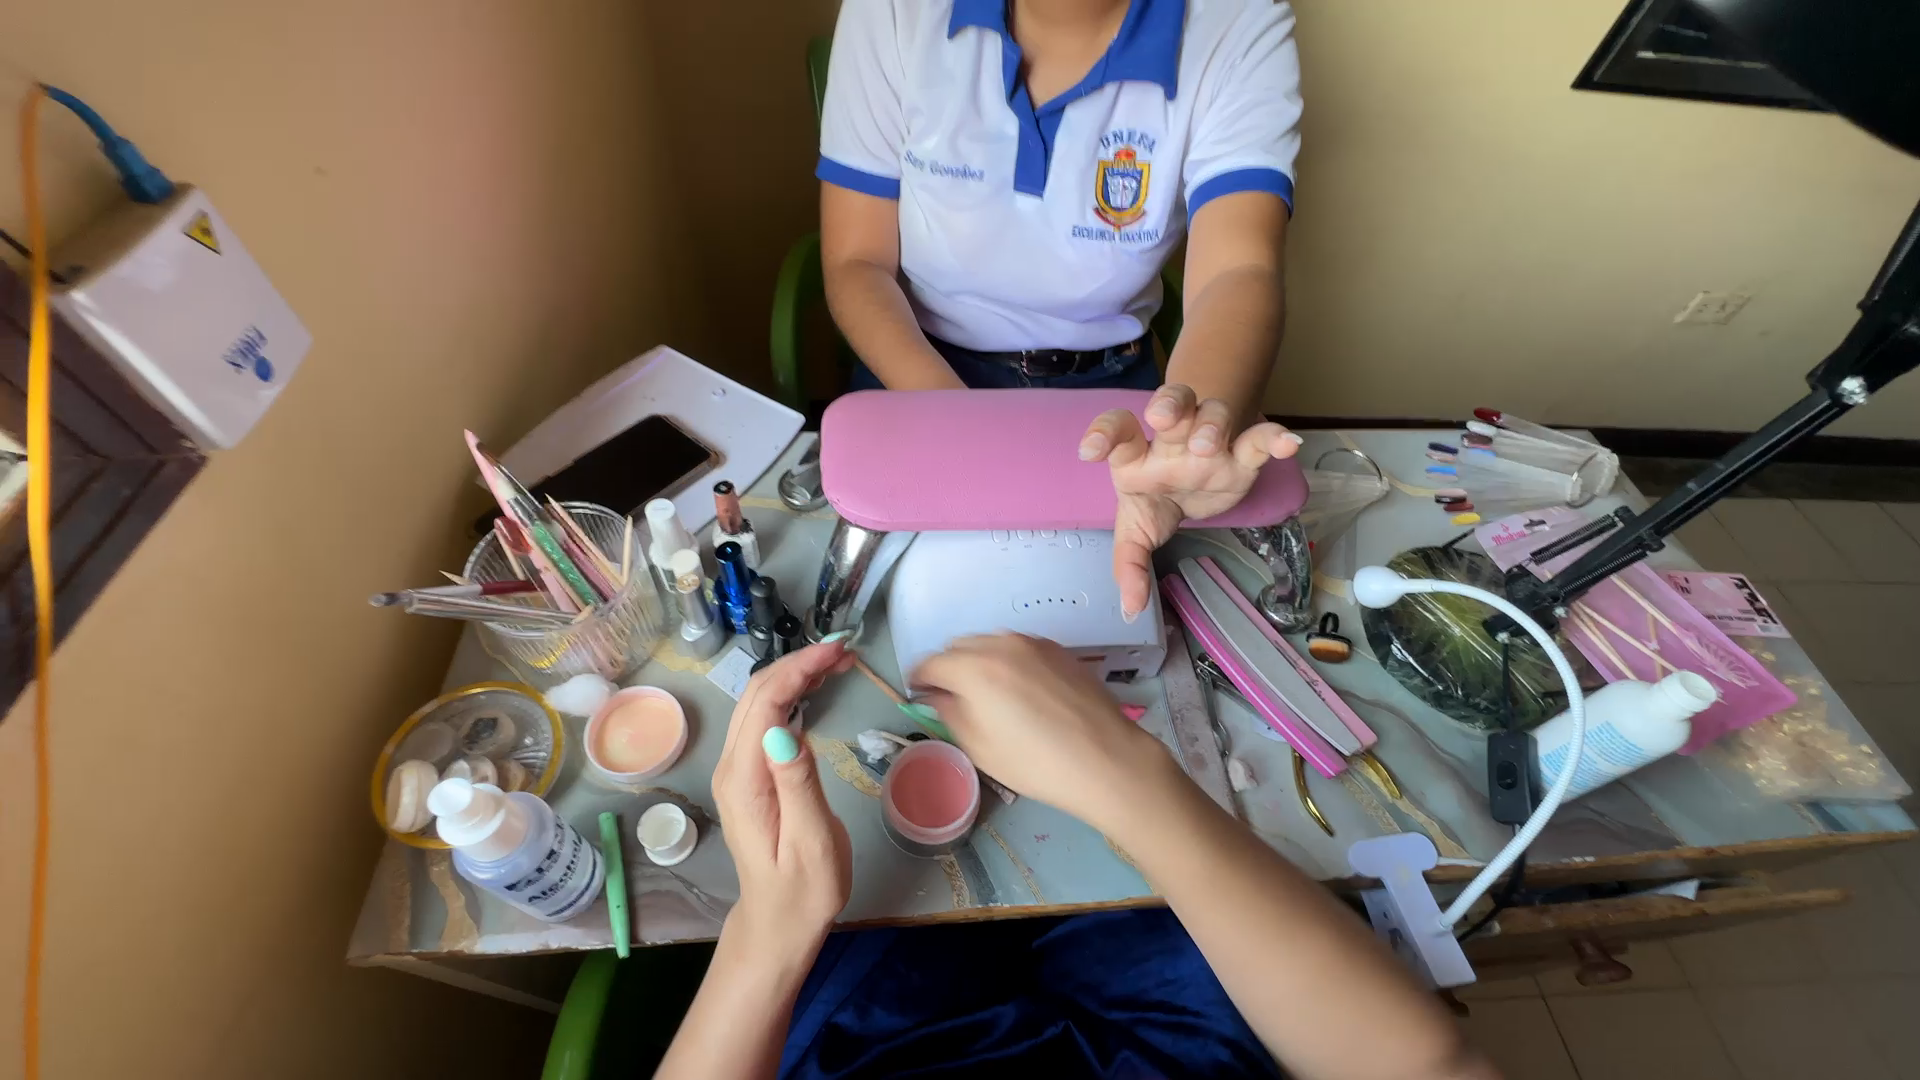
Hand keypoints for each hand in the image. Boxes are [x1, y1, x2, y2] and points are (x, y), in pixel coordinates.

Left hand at [711, 643, 856, 949]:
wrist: (777, 925)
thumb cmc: (803, 890)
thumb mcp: (811, 840)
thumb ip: (798, 783)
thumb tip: (786, 729)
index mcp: (746, 778)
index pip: (767, 703)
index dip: (800, 669)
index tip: (838, 652)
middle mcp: (733, 765)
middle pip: (758, 693)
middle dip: (798, 663)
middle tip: (844, 650)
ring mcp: (739, 768)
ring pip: (761, 701)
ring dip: (796, 674)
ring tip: (838, 662)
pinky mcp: (751, 773)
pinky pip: (767, 718)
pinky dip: (793, 694)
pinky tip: (817, 689)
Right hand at [909, 633, 1173, 829]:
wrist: (1105, 758)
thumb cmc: (1036, 762)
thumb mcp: (979, 746)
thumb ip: (949, 712)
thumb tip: (936, 695)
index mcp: (974, 668)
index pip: (930, 663)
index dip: (919, 679)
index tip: (918, 694)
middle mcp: (1000, 644)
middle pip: (958, 646)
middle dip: (948, 667)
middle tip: (951, 696)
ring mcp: (1031, 642)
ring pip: (988, 642)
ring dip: (976, 660)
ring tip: (985, 692)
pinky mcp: (1056, 648)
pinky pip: (1016, 646)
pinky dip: (1005, 659)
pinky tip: (1017, 688)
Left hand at [1079, 384, 1301, 618]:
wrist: (1192, 489)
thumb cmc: (1156, 501)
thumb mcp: (1137, 532)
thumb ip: (1129, 565)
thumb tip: (1130, 610)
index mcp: (1136, 456)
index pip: (1118, 431)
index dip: (1103, 434)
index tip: (1090, 451)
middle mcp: (1170, 441)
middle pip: (1170, 404)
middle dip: (1167, 405)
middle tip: (1162, 419)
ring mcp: (1209, 442)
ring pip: (1211, 412)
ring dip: (1210, 423)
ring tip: (1207, 446)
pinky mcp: (1243, 455)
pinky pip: (1258, 439)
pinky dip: (1273, 438)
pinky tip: (1286, 444)